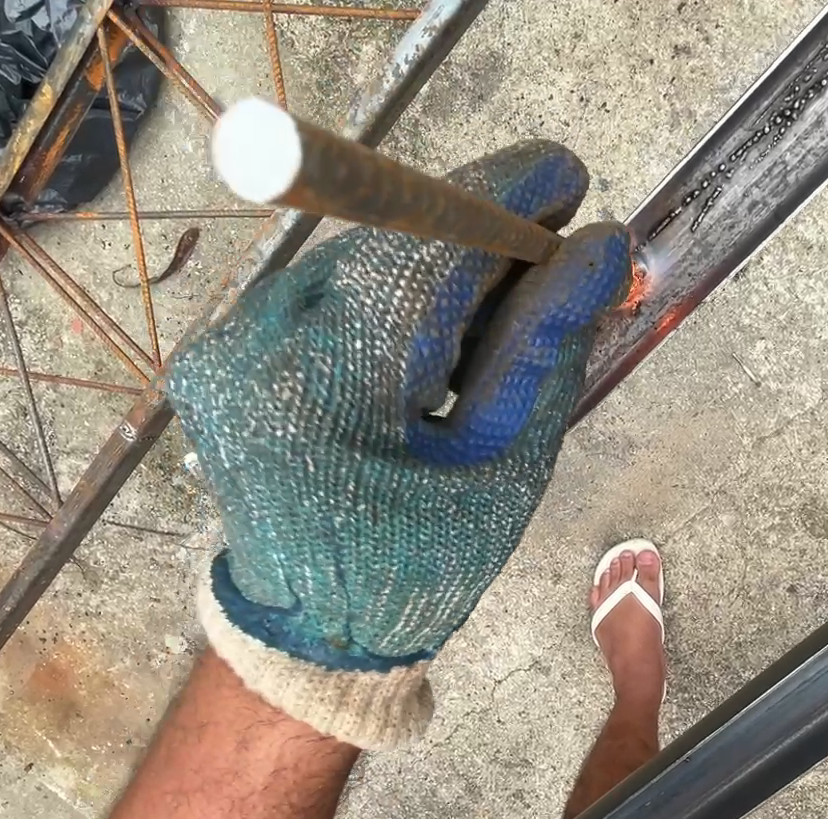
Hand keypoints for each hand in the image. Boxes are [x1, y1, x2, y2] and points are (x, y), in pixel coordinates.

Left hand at [165, 140, 629, 748]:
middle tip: (550, 252)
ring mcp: (227, 346)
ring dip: (435, 273)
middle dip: (476, 239)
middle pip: (387, 245)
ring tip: (495, 315)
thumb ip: (545, 346)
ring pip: (356, 265)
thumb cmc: (421, 566)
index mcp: (327, 388)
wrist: (315, 632)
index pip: (427, 249)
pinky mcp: (226, 353)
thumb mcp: (502, 463)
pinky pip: (327, 297)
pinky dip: (390, 303)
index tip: (568, 179)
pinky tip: (431, 341)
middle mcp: (255, 347)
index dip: (504, 197)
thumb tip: (601, 251)